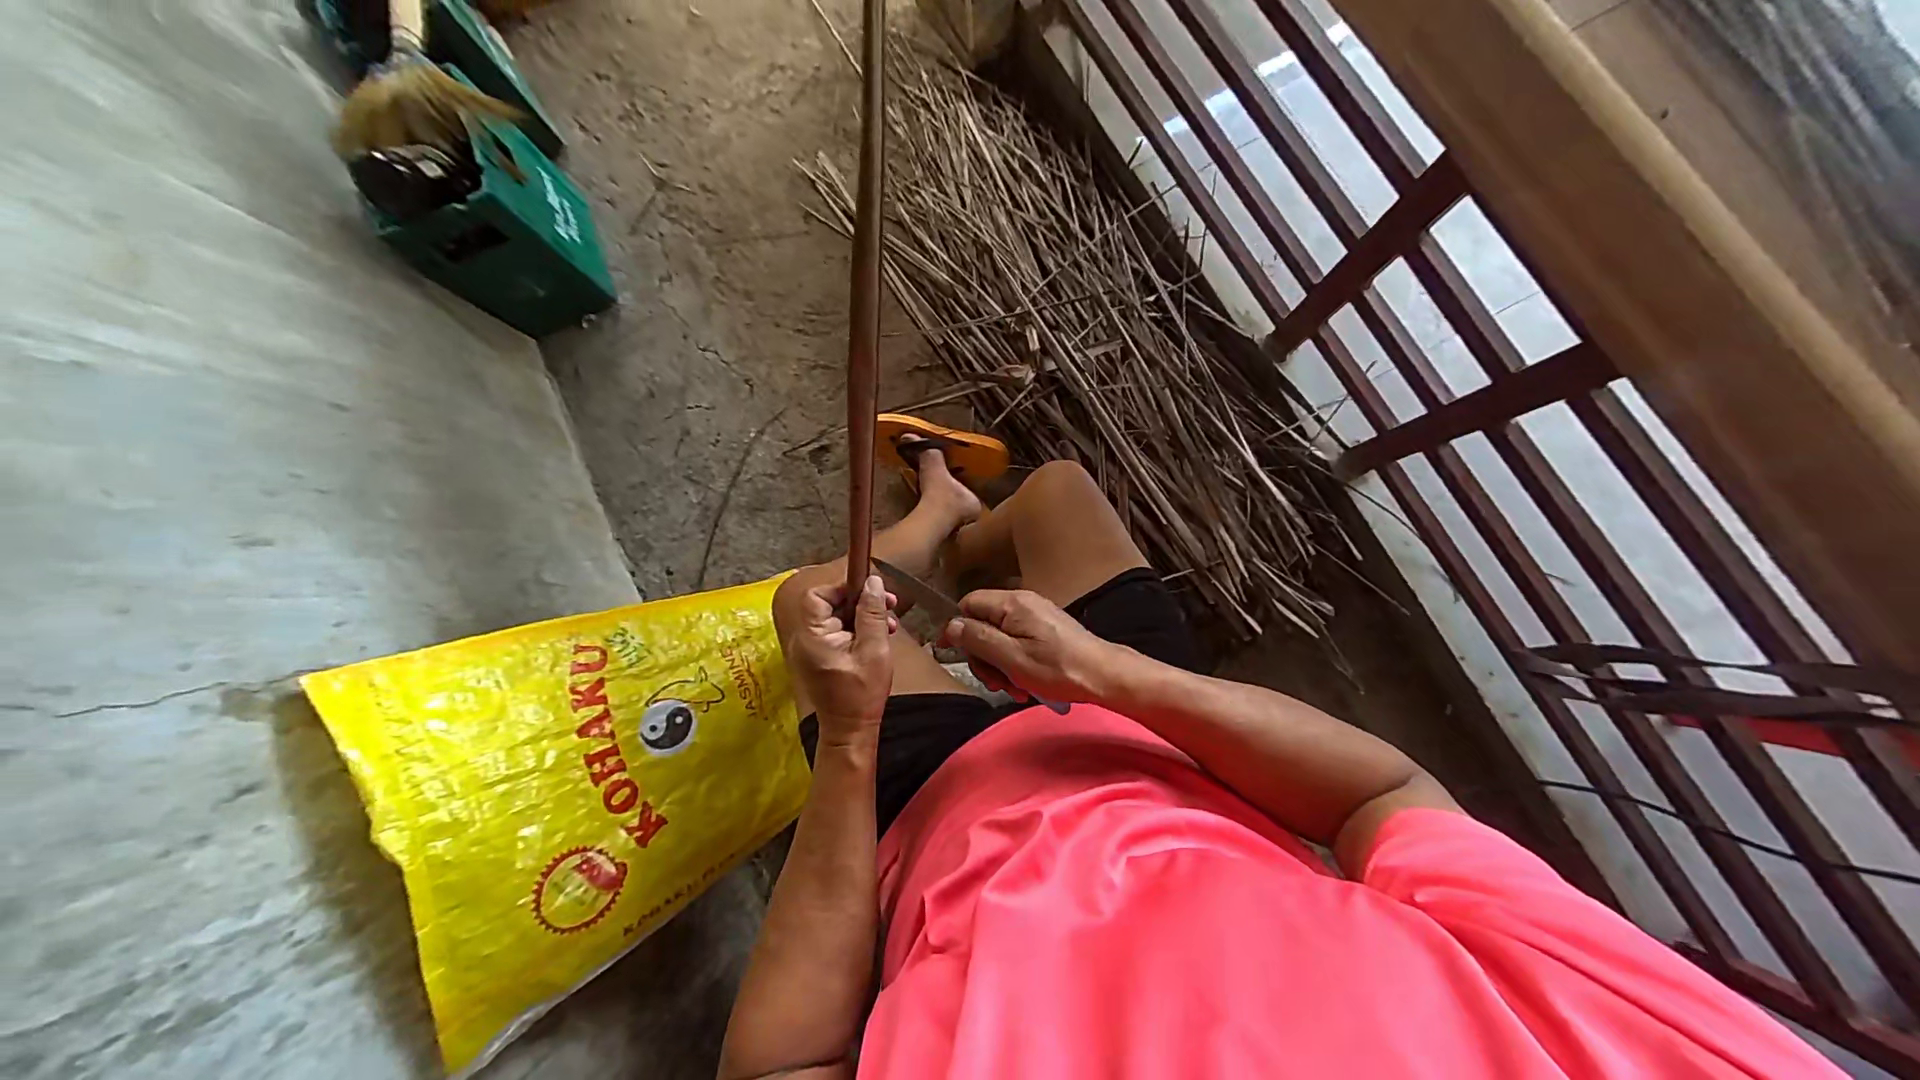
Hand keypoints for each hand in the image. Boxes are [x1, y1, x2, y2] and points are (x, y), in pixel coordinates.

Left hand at [785, 575, 897, 745]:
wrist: (851, 730)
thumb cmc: (862, 694)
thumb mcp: (874, 649)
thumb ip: (872, 613)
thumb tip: (873, 583)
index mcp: (812, 636)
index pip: (818, 595)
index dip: (843, 588)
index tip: (869, 592)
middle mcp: (805, 640)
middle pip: (829, 604)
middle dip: (861, 602)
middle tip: (888, 605)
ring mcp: (811, 649)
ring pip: (837, 617)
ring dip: (863, 616)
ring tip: (889, 625)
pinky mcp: (820, 657)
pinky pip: (837, 632)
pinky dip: (857, 630)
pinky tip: (878, 637)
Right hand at [938, 589, 1123, 705]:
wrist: (1104, 676)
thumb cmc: (1058, 668)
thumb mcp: (1011, 658)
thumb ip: (978, 639)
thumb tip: (951, 625)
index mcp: (1012, 603)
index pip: (968, 604)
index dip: (958, 630)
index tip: (956, 656)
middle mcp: (1023, 602)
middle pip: (983, 623)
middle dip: (983, 656)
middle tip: (995, 683)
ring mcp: (1036, 615)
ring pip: (999, 637)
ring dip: (1000, 666)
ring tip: (1014, 689)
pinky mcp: (1046, 630)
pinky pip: (1018, 642)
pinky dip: (1016, 664)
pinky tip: (1025, 685)